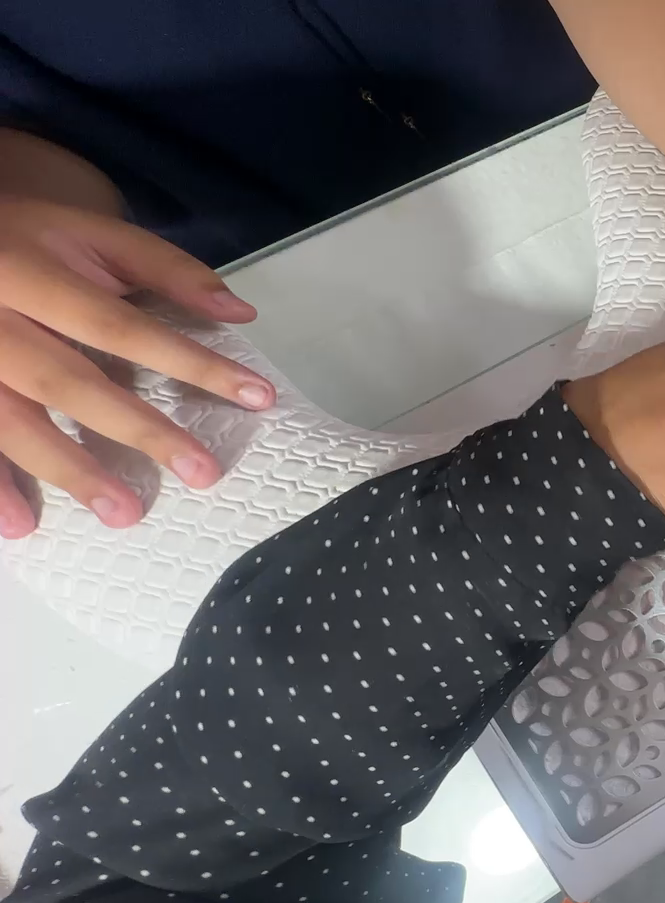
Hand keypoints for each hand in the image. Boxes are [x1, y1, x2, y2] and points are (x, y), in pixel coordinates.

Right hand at [0, 196, 273, 537]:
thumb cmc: (26, 236)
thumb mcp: (93, 234)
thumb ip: (167, 270)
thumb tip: (243, 313)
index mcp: (27, 274)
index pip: (122, 328)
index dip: (192, 364)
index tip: (259, 398)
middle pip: (64, 382)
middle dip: (136, 431)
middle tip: (204, 475)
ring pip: (3, 419)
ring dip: (63, 470)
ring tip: (124, 515)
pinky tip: (20, 525)